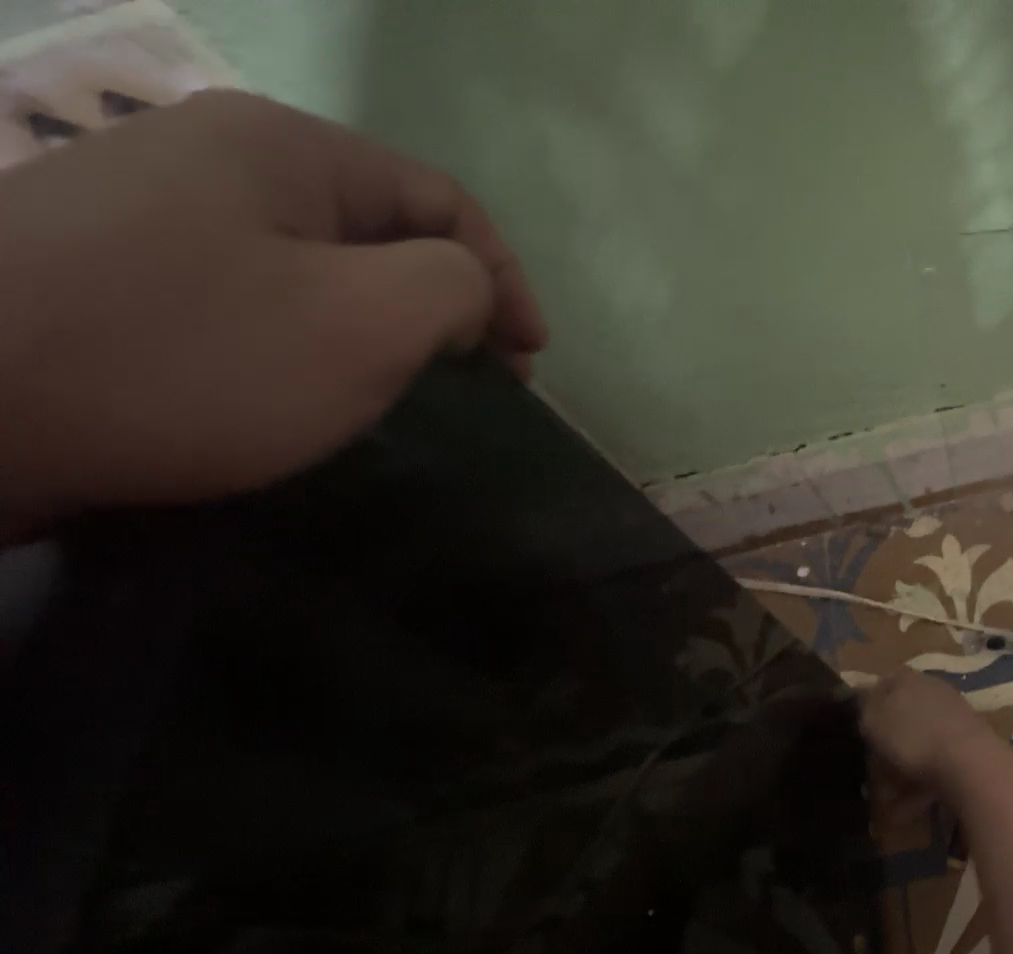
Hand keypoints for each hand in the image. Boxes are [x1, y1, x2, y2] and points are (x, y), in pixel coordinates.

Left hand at [0, 89, 546, 534]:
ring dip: (381, 319)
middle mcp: (220, 152)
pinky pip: (258, 285)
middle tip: (476, 376)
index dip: (508, 280)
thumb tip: (461, 287)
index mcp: (289, 147)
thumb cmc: (193, 359)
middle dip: (447, 302)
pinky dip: (312, 330)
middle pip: (384, 225)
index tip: (531, 361)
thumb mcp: (368, 320)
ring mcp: (156, 203)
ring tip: (399, 382)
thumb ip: (457, 286)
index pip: (446, 201)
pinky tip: (304, 378)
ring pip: (321, 258)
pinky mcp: (116, 262)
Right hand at [860, 671, 1005, 792]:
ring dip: (901, 774)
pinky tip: (909, 809)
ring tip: (889, 803)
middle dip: (886, 748)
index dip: (868, 708)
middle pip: (901, 719)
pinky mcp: (968, 746)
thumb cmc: (912, 736)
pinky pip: (936, 764)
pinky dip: (921, 786)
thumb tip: (863, 700)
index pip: (883, 684)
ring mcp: (953, 718)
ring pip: (918, 745)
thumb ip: (864, 708)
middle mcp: (932, 692)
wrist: (969, 762)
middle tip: (873, 773)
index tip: (859, 733)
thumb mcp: (873, 720)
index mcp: (908, 679)